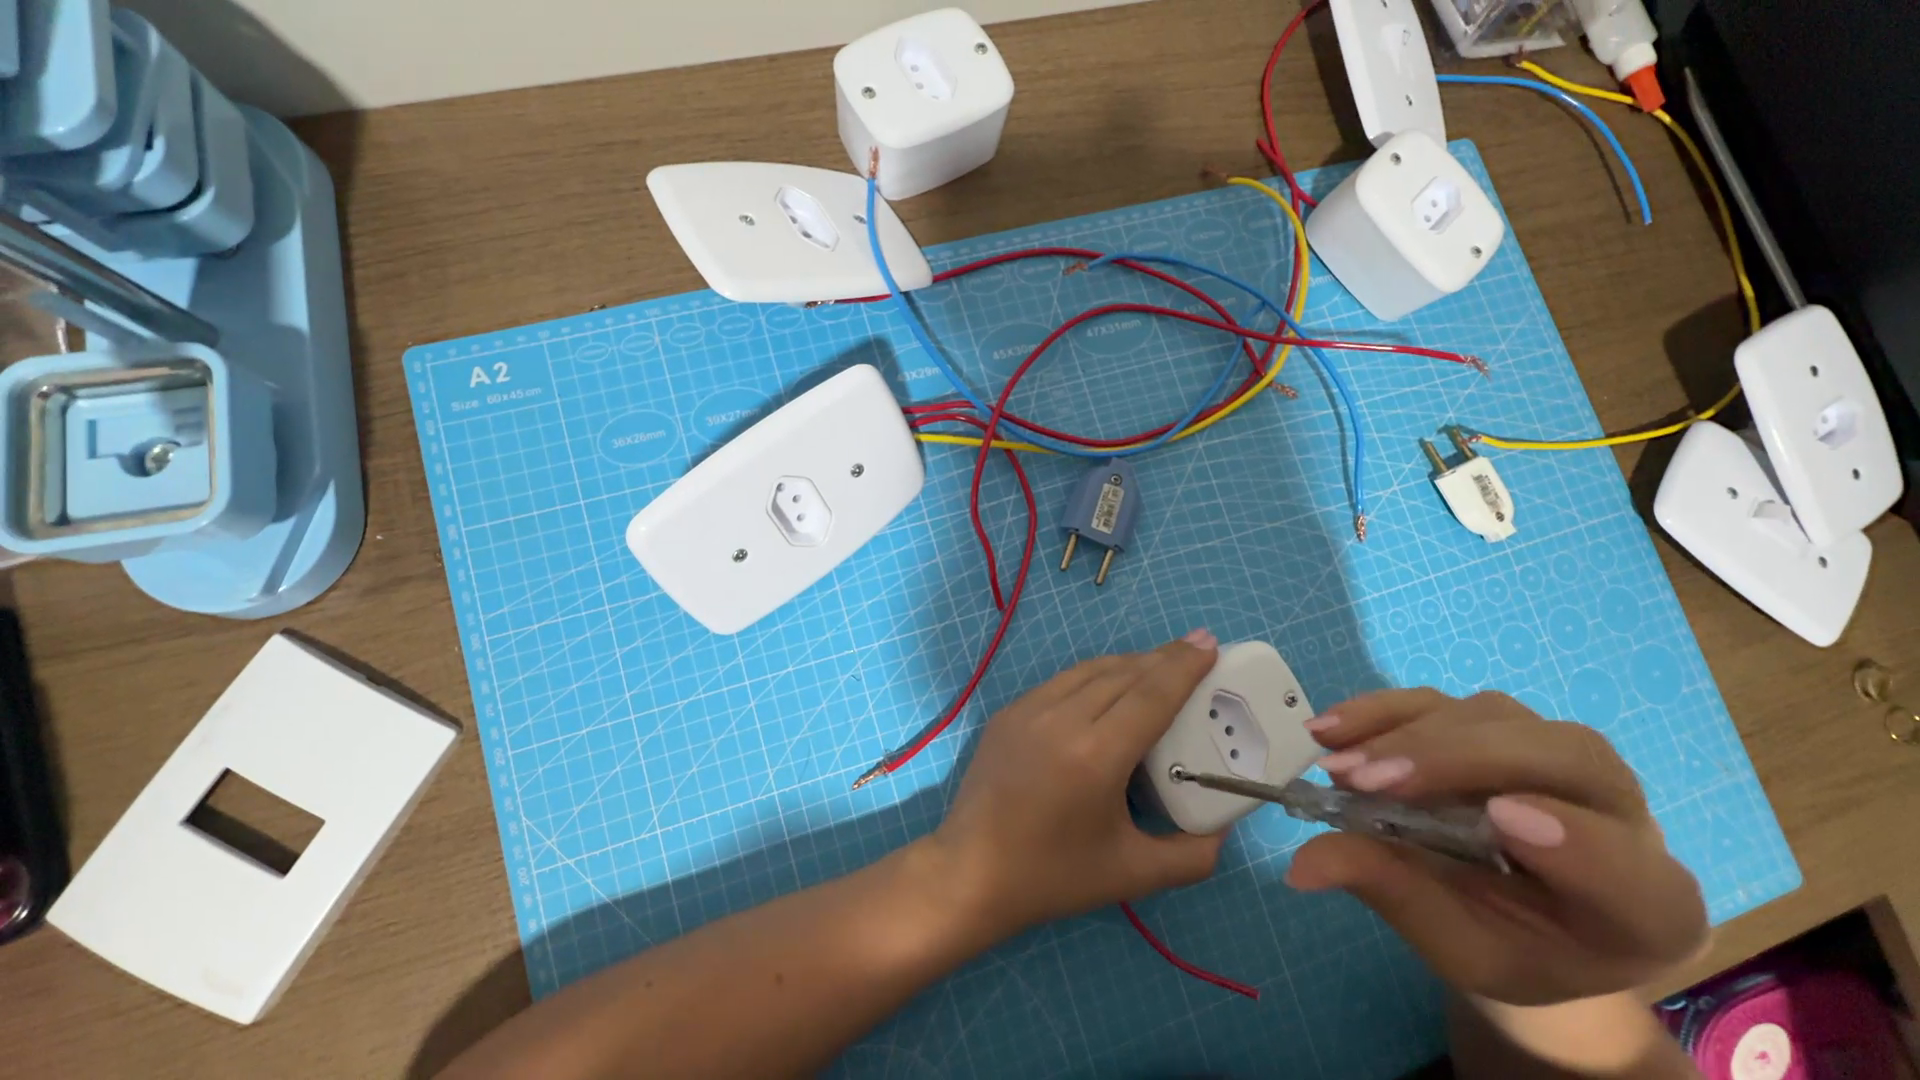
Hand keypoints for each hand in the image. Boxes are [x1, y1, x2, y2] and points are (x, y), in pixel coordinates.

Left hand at [926, 630, 1228, 938]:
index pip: (1151, 695)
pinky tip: (1108, 684)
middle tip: (1196, 650)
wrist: (970, 874)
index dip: (1183, 667)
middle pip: (1123, 674)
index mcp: (1096, 755)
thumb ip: (1190, 856)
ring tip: (1159, 662)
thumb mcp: (1132, 874)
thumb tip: (1224, 828)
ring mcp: (1028, 711)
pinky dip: (1094, 675)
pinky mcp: (1007, 714)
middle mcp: (1062, 720)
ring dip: (1129, 662)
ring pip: (1089, 671)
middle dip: (1163, 659)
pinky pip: (1061, 682)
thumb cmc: (1053, 876)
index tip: (1209, 644)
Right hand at [1286, 688, 1708, 1006]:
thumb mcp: (1458, 946)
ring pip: (1495, 716)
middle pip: (1558, 755)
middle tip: (1368, 781)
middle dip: (1457, 760)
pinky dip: (1385, 710)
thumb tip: (1301, 866)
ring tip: (1336, 765)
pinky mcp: (1500, 724)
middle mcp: (1620, 809)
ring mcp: (1559, 753)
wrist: (1525, 918)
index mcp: (1646, 901)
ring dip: (1409, 734)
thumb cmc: (1508, 947)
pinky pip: (1447, 701)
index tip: (1498, 820)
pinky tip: (1332, 728)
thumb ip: (1396, 896)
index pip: (1625, 862)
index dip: (1573, 839)